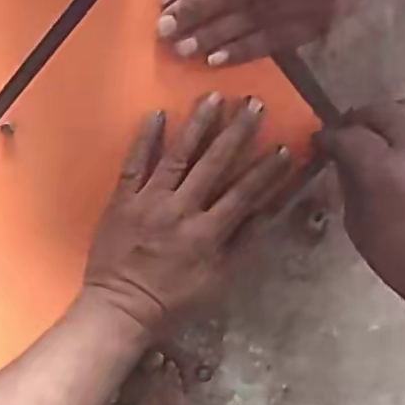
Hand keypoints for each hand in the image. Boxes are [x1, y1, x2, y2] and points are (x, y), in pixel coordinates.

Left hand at [82, 93, 296, 335]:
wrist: (120, 309)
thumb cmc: (172, 303)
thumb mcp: (217, 282)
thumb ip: (241, 244)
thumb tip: (267, 211)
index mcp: (207, 233)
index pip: (244, 193)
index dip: (267, 170)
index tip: (285, 146)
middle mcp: (179, 210)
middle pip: (213, 164)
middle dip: (236, 132)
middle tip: (253, 102)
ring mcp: (147, 202)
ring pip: (176, 156)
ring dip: (196, 125)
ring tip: (213, 96)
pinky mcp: (121, 201)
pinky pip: (133, 165)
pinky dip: (144, 139)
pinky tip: (156, 114)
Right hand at [318, 99, 404, 301]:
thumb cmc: (400, 257)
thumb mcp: (359, 224)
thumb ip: (350, 185)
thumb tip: (343, 161)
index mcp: (384, 170)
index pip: (348, 135)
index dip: (329, 137)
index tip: (321, 142)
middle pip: (380, 111)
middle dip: (357, 120)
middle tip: (346, 133)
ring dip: (386, 117)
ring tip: (375, 134)